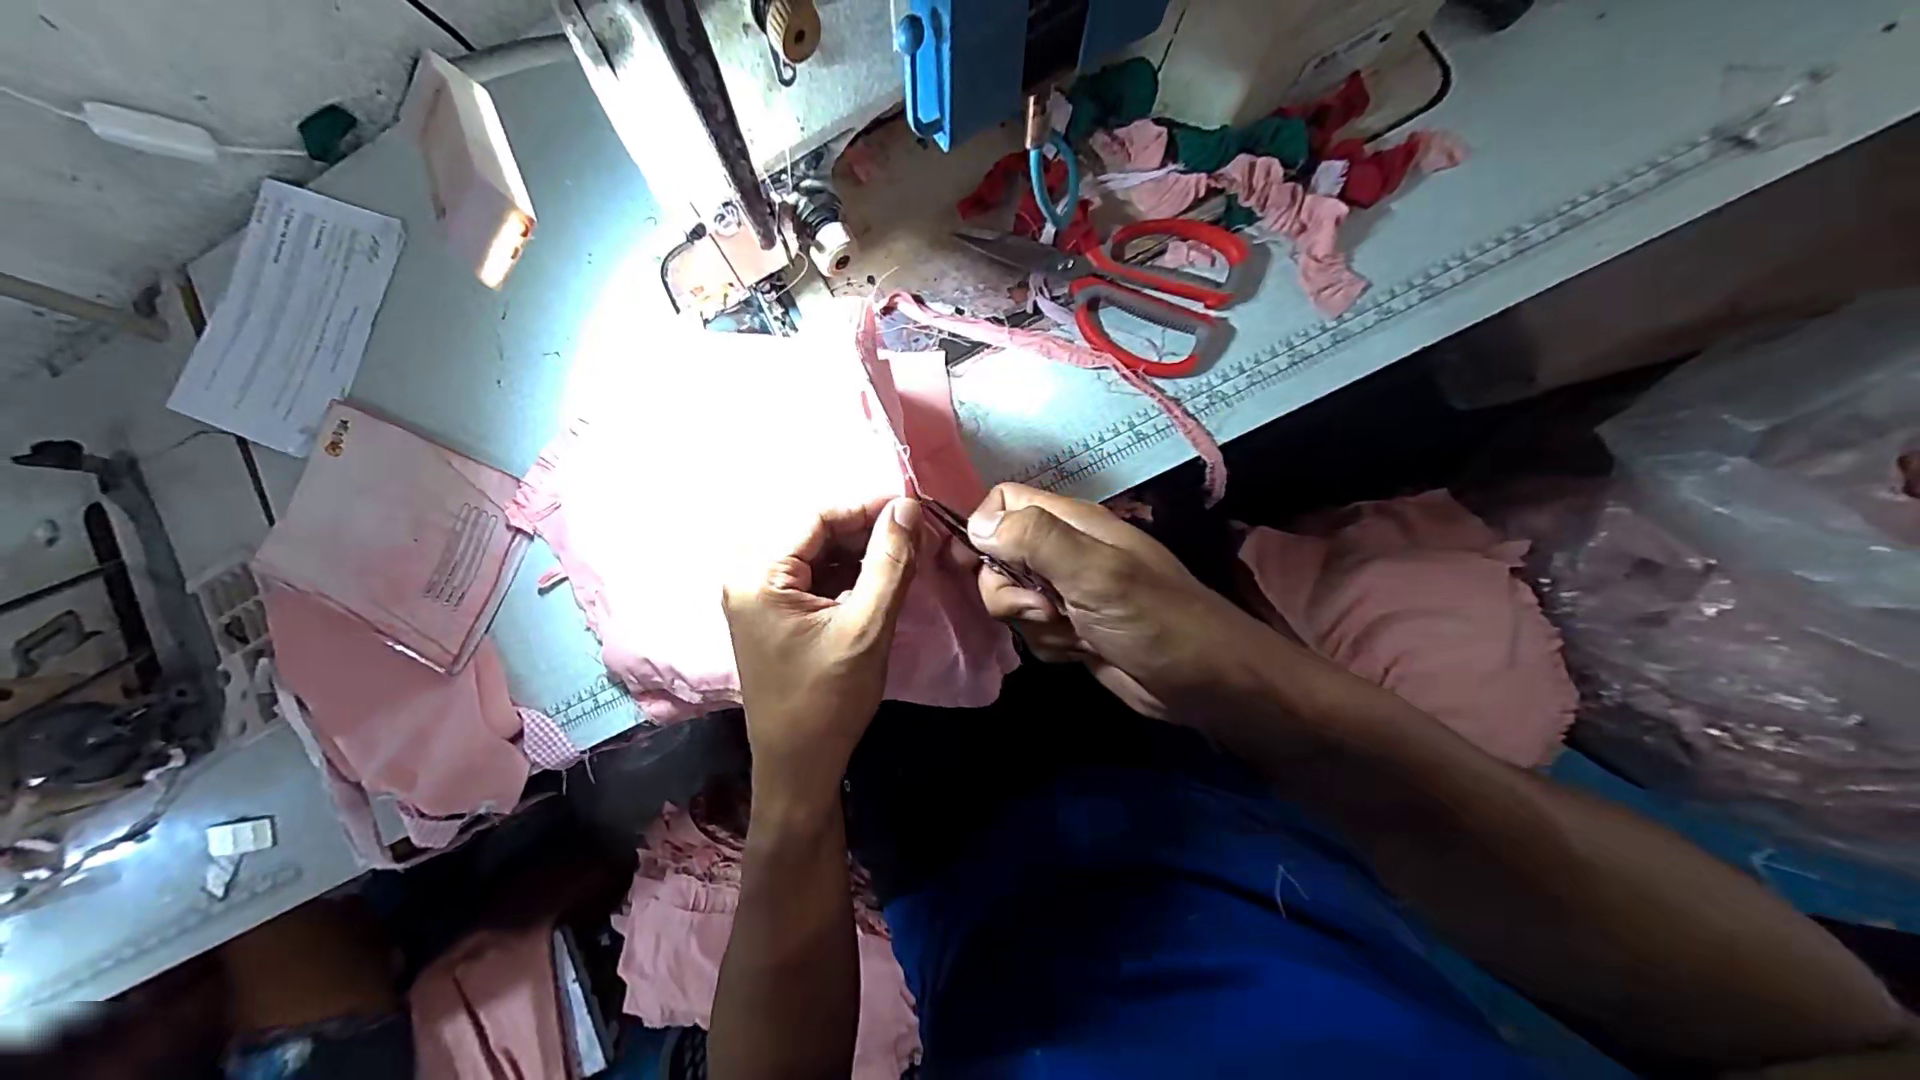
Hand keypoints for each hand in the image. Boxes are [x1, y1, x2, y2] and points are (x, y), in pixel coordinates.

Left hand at [723, 498, 920, 813]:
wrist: (799, 767)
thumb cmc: (828, 701)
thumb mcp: (866, 628)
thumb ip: (888, 563)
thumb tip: (908, 506)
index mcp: (757, 575)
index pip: (816, 516)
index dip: (867, 506)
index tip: (914, 507)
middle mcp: (748, 576)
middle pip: (815, 532)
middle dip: (867, 530)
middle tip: (916, 533)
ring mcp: (759, 595)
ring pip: (819, 552)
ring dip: (861, 551)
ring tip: (906, 554)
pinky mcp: (774, 613)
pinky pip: (815, 576)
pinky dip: (849, 573)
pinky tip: (882, 577)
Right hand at [962, 483, 1279, 723]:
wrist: (1206, 684)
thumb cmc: (1156, 619)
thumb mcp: (1095, 572)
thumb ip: (1036, 540)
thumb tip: (977, 525)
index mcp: (1071, 523)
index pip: (1005, 502)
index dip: (983, 527)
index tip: (976, 563)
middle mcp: (1064, 551)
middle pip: (998, 557)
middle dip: (1007, 590)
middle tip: (1044, 608)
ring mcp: (1067, 592)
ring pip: (1012, 599)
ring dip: (1031, 623)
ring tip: (1073, 632)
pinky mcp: (1071, 629)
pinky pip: (1031, 631)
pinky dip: (1048, 645)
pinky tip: (1080, 651)